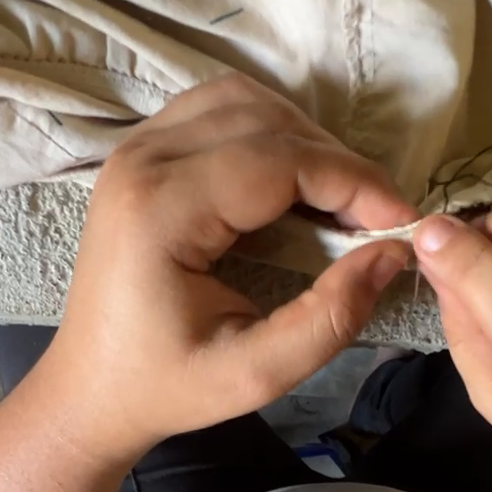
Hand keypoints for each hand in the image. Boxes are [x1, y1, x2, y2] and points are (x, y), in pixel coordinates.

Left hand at [27, 75, 416, 462]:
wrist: (92, 389)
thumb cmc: (166, 388)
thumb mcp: (254, 375)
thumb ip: (328, 319)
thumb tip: (391, 255)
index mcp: (160, 211)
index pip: (278, 160)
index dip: (353, 182)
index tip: (400, 223)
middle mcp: (142, 161)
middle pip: (265, 119)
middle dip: (335, 162)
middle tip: (375, 218)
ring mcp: (135, 150)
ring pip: (243, 102)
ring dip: (304, 141)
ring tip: (339, 201)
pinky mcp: (141, 155)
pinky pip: (218, 112)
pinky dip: (269, 135)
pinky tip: (293, 184)